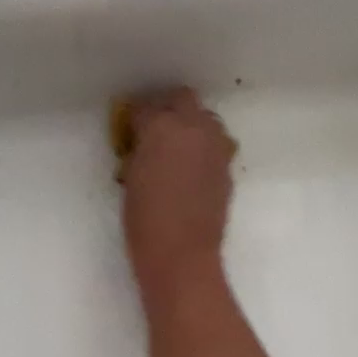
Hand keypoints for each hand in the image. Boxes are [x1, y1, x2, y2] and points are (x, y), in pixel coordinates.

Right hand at [122, 88, 237, 289]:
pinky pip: (216, 146)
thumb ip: (138, 154)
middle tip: (154, 129)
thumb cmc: (145, 223)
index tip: (129, 129)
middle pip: (183, 100)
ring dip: (191, 126)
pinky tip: (191, 170)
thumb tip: (142, 148)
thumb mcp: (130, 182)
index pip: (144, 107)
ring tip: (177, 149)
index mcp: (161, 127)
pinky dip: (203, 150)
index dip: (135, 118)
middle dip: (167, 109)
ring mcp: (215, 147)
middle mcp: (193, 128)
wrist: (182, 257)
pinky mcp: (227, 169)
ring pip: (206, 120)